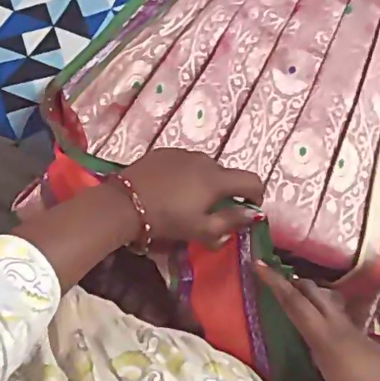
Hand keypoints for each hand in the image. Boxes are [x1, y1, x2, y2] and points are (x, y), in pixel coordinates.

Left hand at [116, 149, 264, 246]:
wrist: (124, 203)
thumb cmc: (166, 219)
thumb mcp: (200, 229)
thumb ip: (230, 222)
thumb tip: (252, 216)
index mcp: (216, 179)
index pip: (251, 180)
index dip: (256, 195)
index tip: (248, 209)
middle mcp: (203, 160)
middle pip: (225, 174)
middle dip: (225, 192)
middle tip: (211, 211)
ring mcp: (182, 153)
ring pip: (203, 167)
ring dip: (203, 182)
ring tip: (187, 201)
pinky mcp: (163, 152)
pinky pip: (183, 162)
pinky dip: (184, 174)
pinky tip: (169, 189)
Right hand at [254, 263, 379, 380]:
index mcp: (328, 343)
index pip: (295, 303)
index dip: (274, 282)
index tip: (257, 263)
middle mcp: (341, 331)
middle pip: (312, 292)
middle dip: (288, 281)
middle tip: (265, 280)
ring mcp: (356, 336)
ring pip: (325, 302)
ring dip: (304, 295)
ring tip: (283, 302)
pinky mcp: (366, 346)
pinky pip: (333, 319)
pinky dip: (316, 313)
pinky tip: (308, 334)